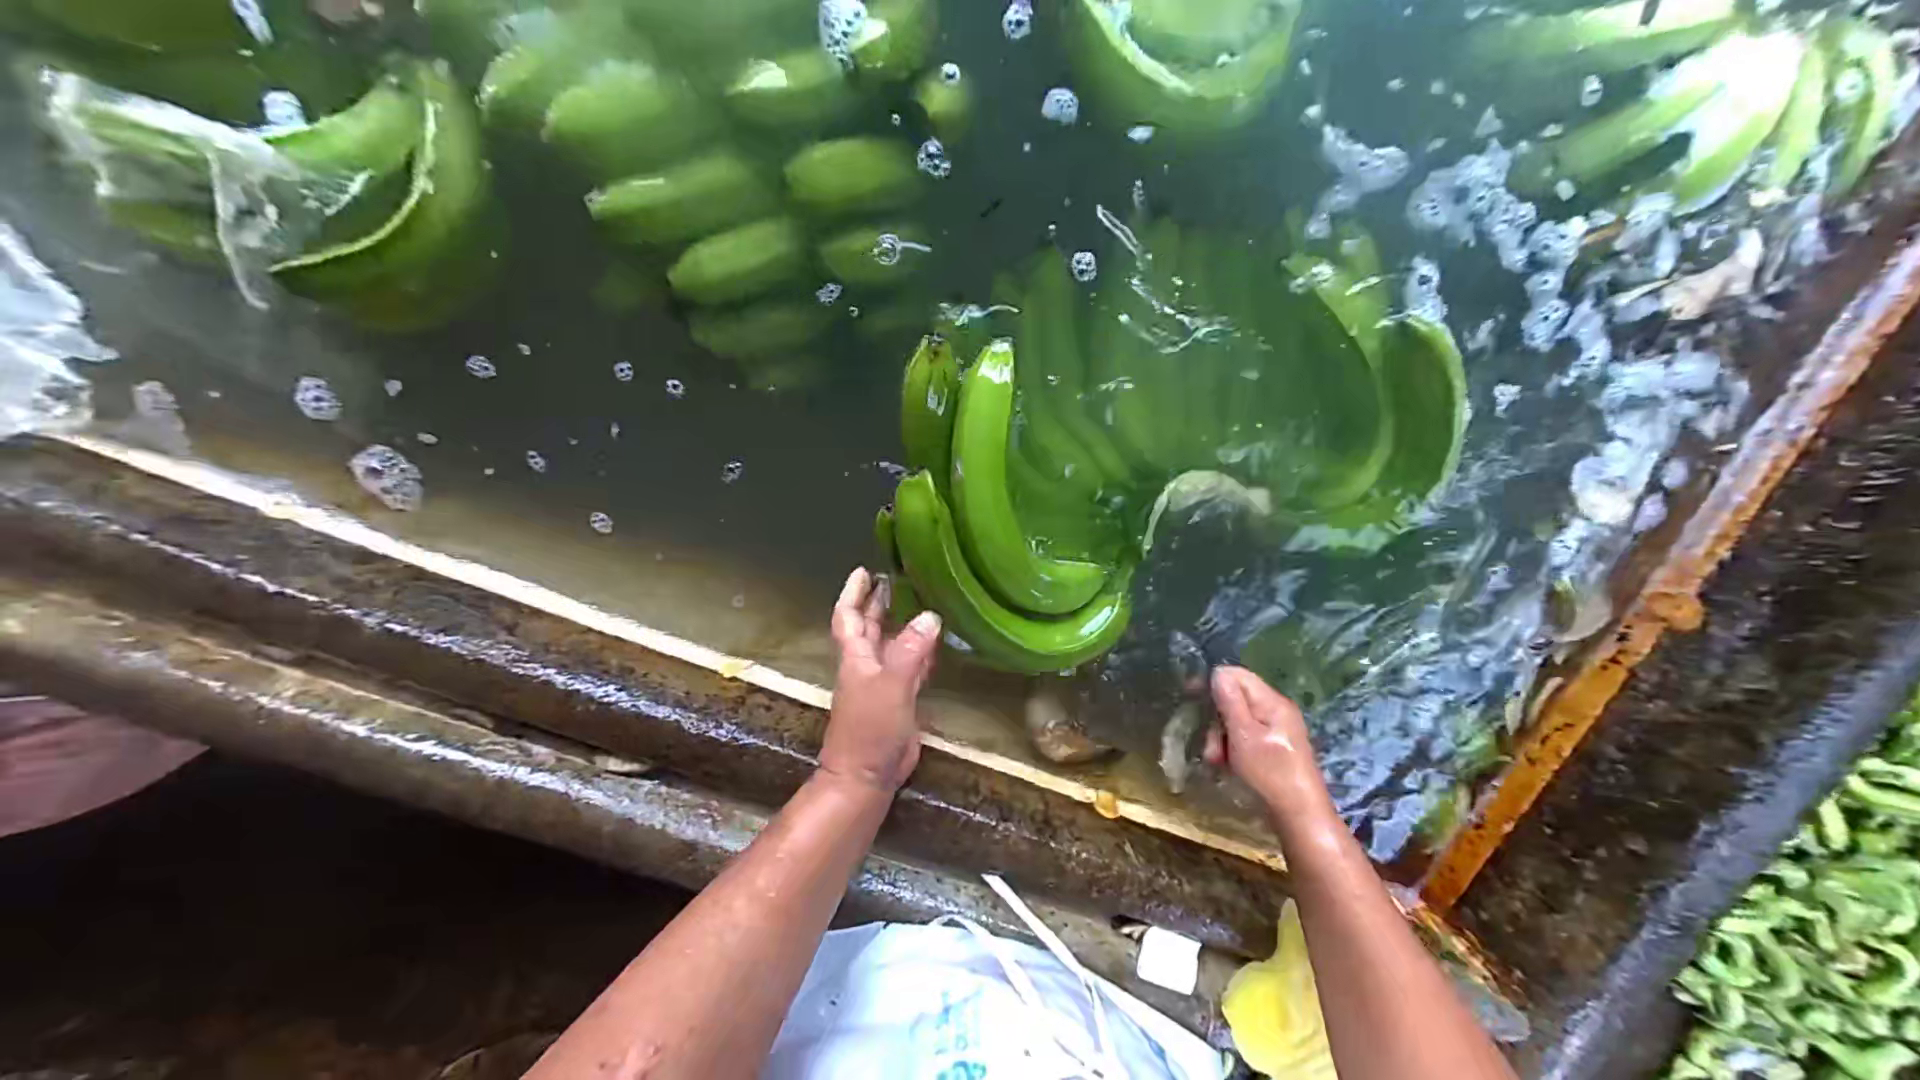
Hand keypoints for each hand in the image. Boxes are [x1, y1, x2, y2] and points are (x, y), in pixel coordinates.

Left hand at [821, 567, 941, 792]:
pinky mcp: (900, 698)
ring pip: (892, 644)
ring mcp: (884, 682)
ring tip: (920, 602)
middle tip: (895, 578)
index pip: (849, 616)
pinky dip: (920, 651)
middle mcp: (867, 664)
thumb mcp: (890, 685)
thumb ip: (910, 651)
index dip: (854, 593)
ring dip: (902, 623)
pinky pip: (910, 666)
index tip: (864, 570)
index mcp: (856, 656)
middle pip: (871, 626)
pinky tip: (934, 642)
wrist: (867, 774)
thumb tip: (930, 616)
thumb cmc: (870, 728)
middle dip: (879, 602)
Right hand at [1204, 666, 1329, 815]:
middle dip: (1216, 719)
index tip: (1191, 697)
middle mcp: (1275, 711)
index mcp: (1272, 702)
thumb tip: (1217, 672)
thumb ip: (1230, 701)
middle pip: (1235, 698)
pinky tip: (1228, 765)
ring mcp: (1275, 730)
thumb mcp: (1244, 735)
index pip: (1237, 675)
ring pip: (1236, 720)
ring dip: (1221, 738)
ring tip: (1219, 761)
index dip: (1213, 682)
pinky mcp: (1272, 748)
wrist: (1299, 816)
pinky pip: (1244, 737)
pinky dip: (1232, 748)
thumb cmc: (1270, 773)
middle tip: (1212, 746)